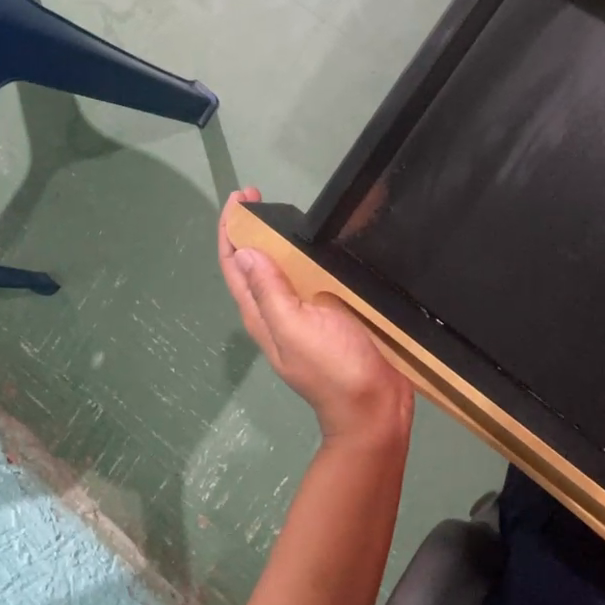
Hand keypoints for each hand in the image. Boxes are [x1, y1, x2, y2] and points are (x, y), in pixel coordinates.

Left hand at [219, 189, 413, 447]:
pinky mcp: (327, 320)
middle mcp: (274, 314)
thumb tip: (242, 253)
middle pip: (252, 266)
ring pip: (279, 272)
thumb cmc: (333, 367)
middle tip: (262, 197)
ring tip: (286, 214)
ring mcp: (301, 318)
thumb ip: (270, 291)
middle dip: (250, 230)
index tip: (241, 196)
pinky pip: (306, 282)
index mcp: (261, 315)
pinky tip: (320, 248)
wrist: (373, 408)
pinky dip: (303, 259)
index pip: (234, 265)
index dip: (231, 229)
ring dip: (276, 242)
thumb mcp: (296, 327)